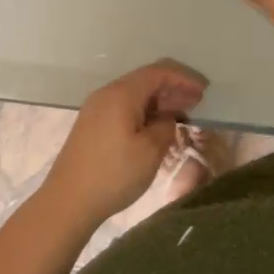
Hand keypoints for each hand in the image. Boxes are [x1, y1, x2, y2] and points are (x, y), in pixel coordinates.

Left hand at [40, 60, 206, 225]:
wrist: (68, 201)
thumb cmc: (113, 175)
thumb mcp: (150, 151)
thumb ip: (165, 126)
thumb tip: (166, 118)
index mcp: (121, 94)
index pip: (157, 72)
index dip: (183, 79)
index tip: (204, 91)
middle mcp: (106, 94)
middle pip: (144, 80)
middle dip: (172, 89)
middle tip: (197, 103)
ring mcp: (96, 109)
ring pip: (134, 95)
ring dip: (158, 102)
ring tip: (181, 116)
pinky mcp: (92, 125)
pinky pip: (124, 107)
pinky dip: (144, 112)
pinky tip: (156, 127)